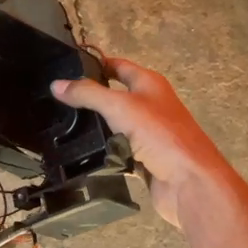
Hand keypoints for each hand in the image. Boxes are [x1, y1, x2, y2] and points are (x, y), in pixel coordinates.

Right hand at [52, 58, 240, 229]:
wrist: (190, 184)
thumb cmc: (161, 135)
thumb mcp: (120, 107)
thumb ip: (87, 94)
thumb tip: (56, 84)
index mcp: (149, 84)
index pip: (117, 66)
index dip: (94, 63)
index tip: (66, 67)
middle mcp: (150, 105)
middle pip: (113, 96)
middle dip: (89, 98)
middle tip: (57, 100)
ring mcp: (148, 133)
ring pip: (113, 124)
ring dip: (94, 127)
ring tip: (62, 125)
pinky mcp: (144, 158)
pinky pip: (117, 149)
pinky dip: (103, 151)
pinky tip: (81, 151)